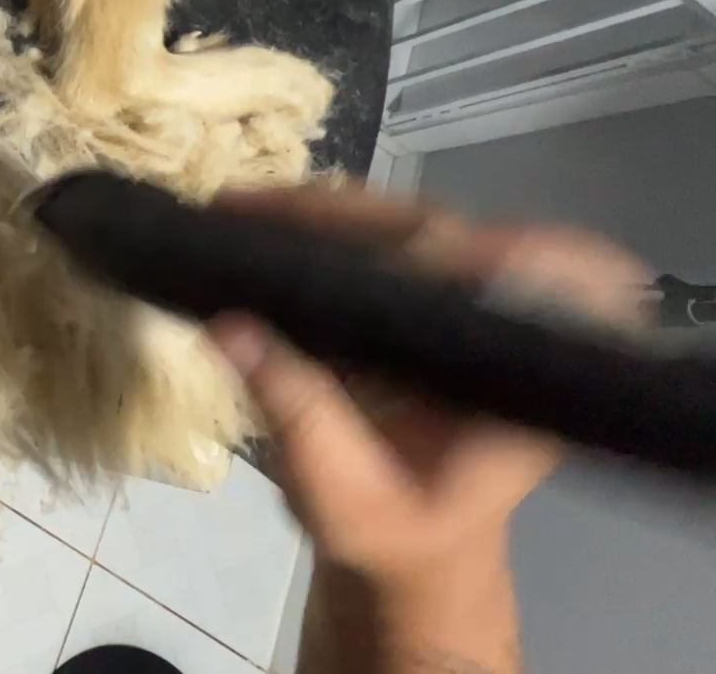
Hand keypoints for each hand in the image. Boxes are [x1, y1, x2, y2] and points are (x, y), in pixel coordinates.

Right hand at [206, 186, 649, 593]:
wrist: (400, 548)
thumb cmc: (387, 533)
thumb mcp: (338, 491)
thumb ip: (295, 412)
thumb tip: (227, 326)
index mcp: (512, 380)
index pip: (527, 273)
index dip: (456, 242)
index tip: (357, 241)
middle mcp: (494, 334)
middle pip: (442, 232)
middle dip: (345, 213)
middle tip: (248, 207)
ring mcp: (449, 318)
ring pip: (400, 229)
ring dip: (319, 212)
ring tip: (238, 208)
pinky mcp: (404, 311)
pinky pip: (365, 249)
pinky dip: (307, 230)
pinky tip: (251, 225)